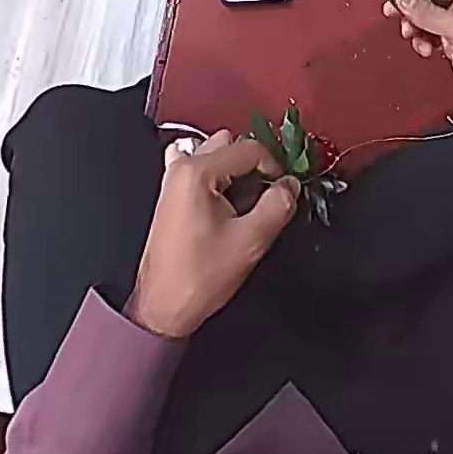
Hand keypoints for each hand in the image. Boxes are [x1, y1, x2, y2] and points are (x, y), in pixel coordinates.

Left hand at [125, 131, 299, 338]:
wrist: (161, 309)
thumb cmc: (199, 277)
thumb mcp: (250, 241)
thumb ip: (278, 205)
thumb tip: (290, 185)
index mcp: (197, 172)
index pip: (250, 149)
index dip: (274, 166)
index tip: (284, 188)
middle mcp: (182, 168)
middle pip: (231, 144)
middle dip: (254, 165)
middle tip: (267, 193)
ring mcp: (173, 179)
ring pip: (215, 152)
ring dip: (236, 169)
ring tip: (246, 200)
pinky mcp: (171, 194)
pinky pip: (198, 167)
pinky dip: (216, 174)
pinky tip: (224, 198)